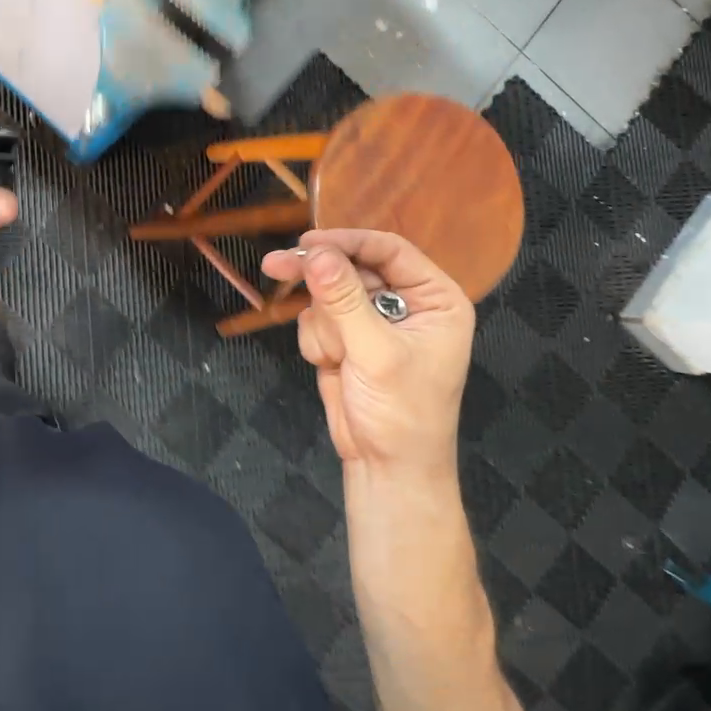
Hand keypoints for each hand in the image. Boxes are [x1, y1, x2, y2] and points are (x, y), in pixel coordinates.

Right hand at [261, 230, 475, 474]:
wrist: (385, 467)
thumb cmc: (402, 412)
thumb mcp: (376, 353)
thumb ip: (344, 301)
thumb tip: (315, 255)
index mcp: (435, 298)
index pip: (389, 251)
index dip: (347, 243)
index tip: (307, 244)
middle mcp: (405, 303)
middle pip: (351, 267)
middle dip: (320, 279)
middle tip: (276, 265)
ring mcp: (372, 321)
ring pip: (327, 293)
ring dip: (323, 325)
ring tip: (334, 359)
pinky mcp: (345, 339)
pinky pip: (316, 318)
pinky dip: (316, 341)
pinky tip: (330, 366)